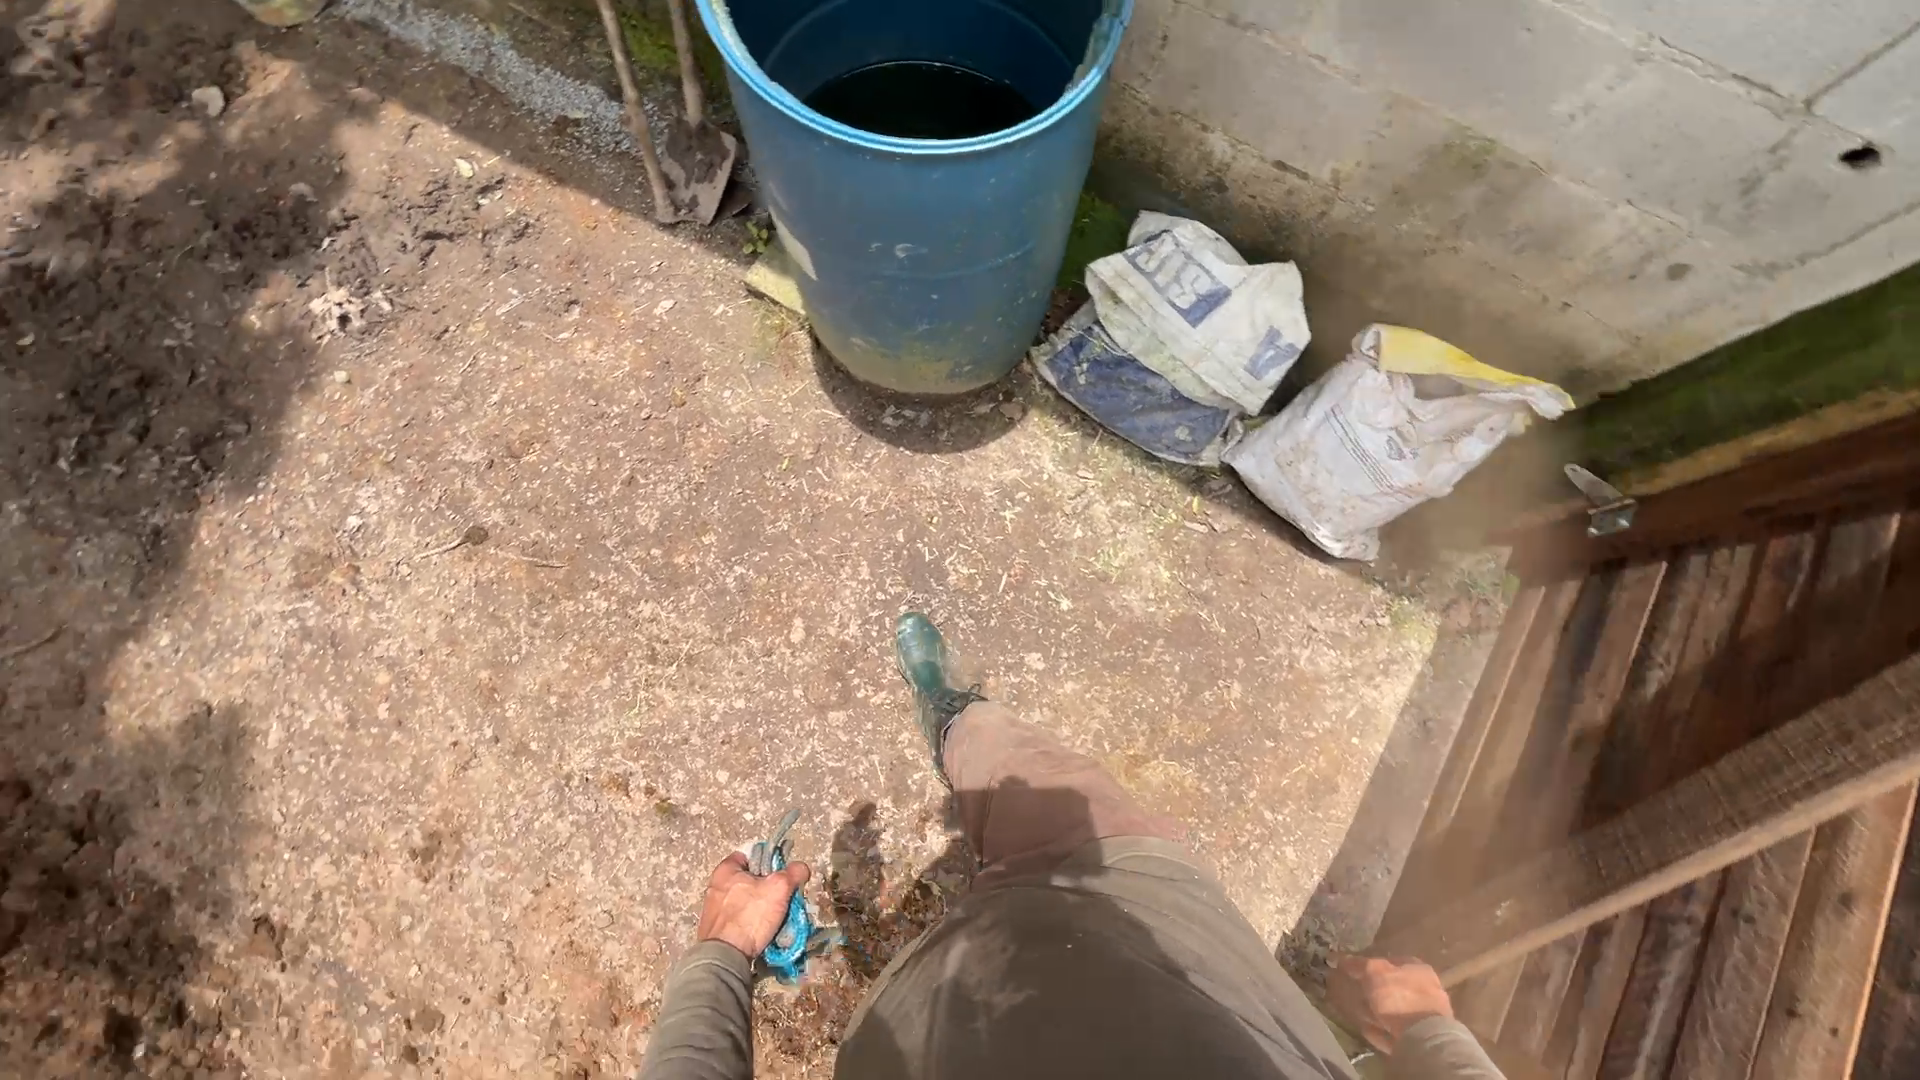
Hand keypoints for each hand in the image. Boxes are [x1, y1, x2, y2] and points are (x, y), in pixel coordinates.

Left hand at [695, 852, 810, 958]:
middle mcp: (715, 887)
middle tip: (782, 899)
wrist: (725, 958)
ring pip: (745, 902)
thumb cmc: (749, 916)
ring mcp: (713, 911)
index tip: (781, 874)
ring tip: (776, 919)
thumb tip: (801, 868)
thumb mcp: (779, 888)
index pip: (749, 855)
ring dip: (761, 909)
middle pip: (749, 880)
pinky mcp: (714, 932)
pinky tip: (762, 933)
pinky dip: (750, 925)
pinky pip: (738, 921)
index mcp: (725, 870)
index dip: (768, 861)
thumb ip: (793, 872)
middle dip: (767, 889)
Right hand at [1327, 954, 1453, 1053]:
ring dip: (1373, 1009)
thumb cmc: (1399, 996)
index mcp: (1417, 968)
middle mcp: (1424, 988)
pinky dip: (1380, 1028)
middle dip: (1369, 990)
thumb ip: (1356, 963)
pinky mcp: (1420, 1036)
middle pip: (1389, 986)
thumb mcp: (1372, 971)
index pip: (1388, 961)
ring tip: (1356, 1012)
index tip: (1350, 971)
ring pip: (1391, 1008)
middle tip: (1352, 992)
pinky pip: (1394, 1028)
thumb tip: (1338, 957)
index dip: (1367, 965)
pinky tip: (1368, 1028)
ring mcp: (1424, 1014)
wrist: (1424, 1038)